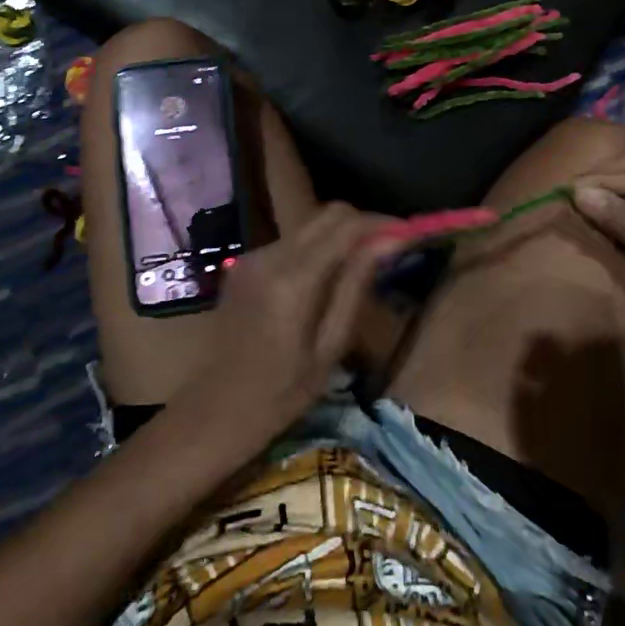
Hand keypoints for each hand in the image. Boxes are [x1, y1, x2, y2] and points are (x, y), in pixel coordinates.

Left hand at [179, 202, 398, 441]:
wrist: (213, 410)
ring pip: (309, 226)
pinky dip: (317, 250)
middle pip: (328, 215)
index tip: (411, 235)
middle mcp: (269, 255)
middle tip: (394, 250)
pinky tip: (329, 280)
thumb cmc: (279, 395)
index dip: (383, 223)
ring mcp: (252, 257)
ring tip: (367, 267)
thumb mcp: (328, 347)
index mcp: (292, 278)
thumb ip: (355, 287)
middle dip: (365, 225)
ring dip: (341, 237)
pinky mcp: (243, 266)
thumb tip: (391, 242)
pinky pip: (290, 243)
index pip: (347, 225)